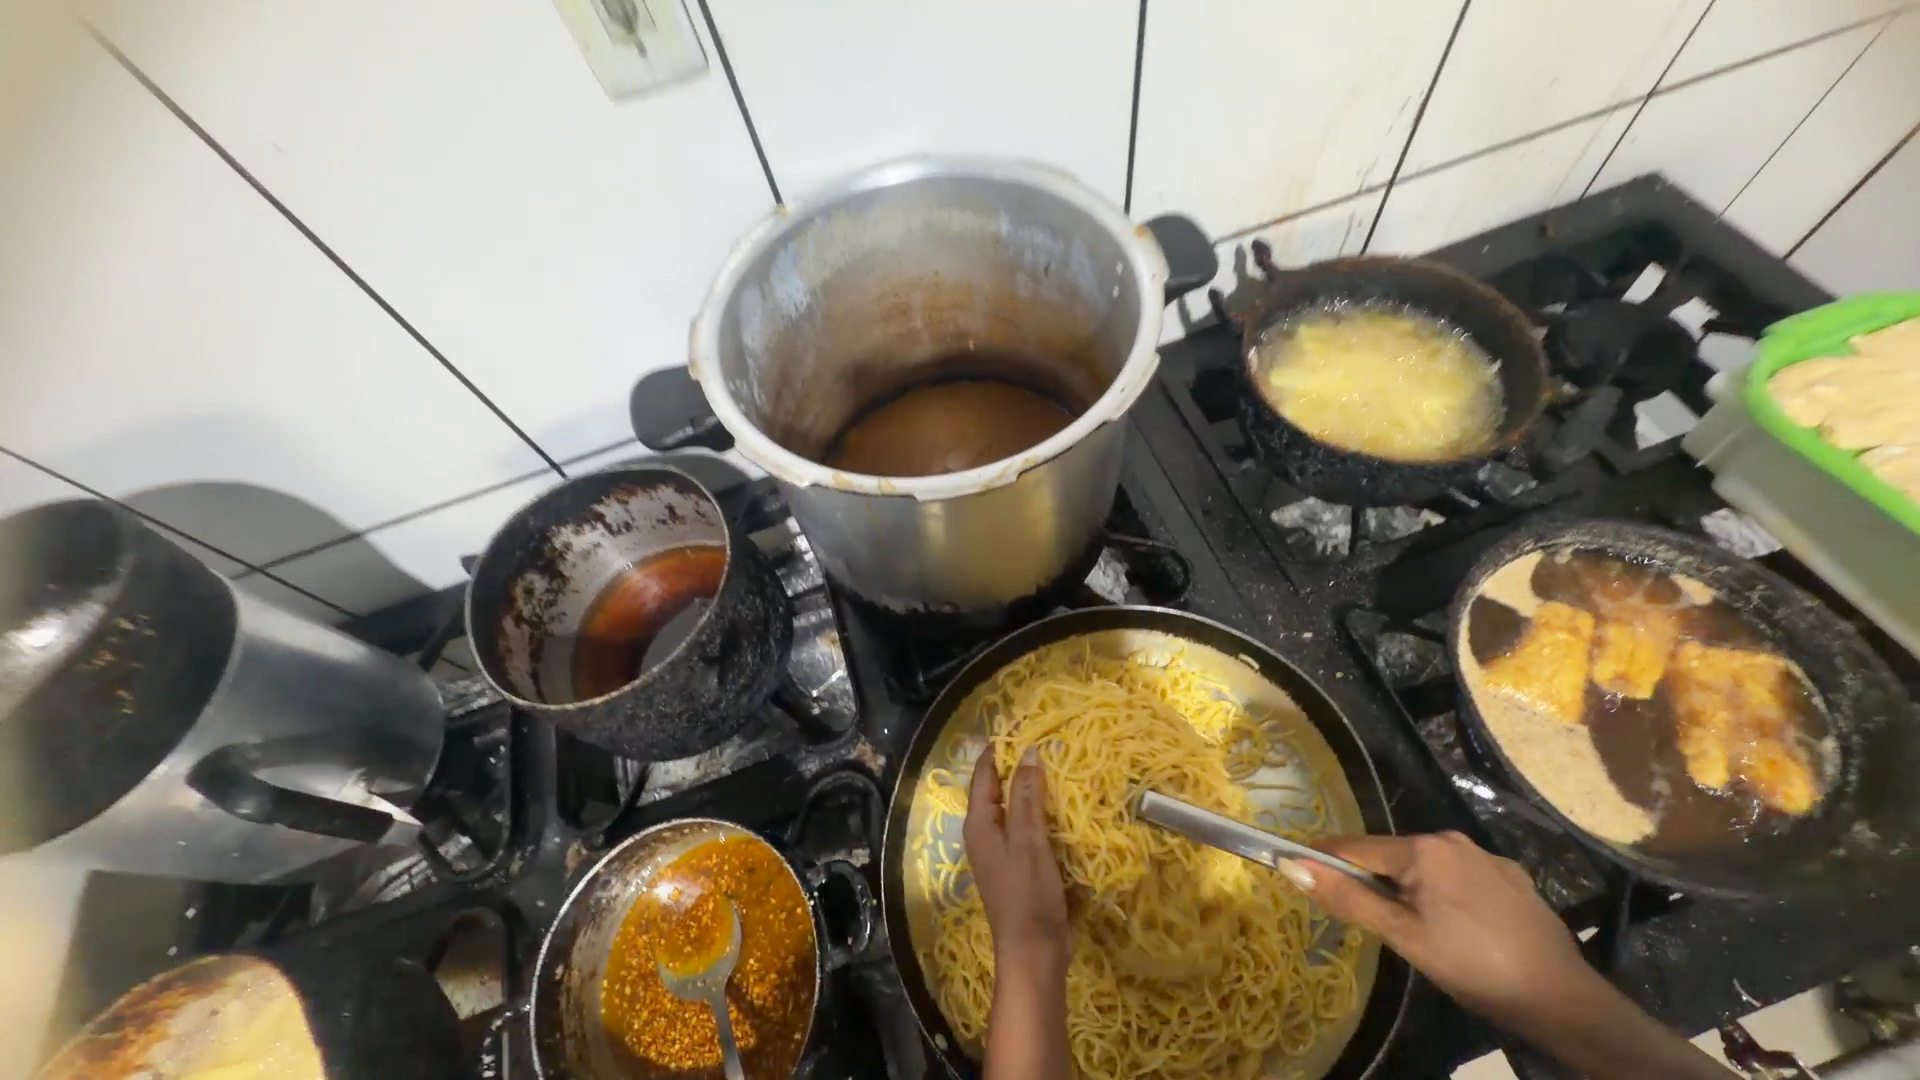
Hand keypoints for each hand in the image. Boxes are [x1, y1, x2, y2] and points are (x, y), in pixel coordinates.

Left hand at [964, 746, 1069, 970]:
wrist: (1035, 954)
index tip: (1023, 724)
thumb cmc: (1027, 895)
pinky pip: (1031, 829)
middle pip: (999, 789)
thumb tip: (1029, 751)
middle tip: (1046, 739)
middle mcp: (987, 834)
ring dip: (1033, 789)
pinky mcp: (1023, 867)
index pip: (985, 773)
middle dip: (1019, 765)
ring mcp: (1004, 852)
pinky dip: (1044, 814)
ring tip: (1059, 764)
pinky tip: (1066, 807)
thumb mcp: (1029, 840)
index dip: (1001, 748)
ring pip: (1016, 808)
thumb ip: (1027, 795)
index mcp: (980, 824)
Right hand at [1293, 831, 1590, 1028]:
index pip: (1353, 846)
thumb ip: (1348, 898)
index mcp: (1422, 848)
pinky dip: (1445, 894)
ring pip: (1426, 866)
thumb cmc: (1473, 966)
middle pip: (1390, 855)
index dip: (1324, 860)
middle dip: (1371, 880)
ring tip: (1413, 928)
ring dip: (1408, 887)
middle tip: (1367, 920)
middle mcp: (1451, 840)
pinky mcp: (1512, 878)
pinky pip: (1459, 876)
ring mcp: (1486, 857)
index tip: (1300, 874)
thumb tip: (1292, 865)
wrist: (1566, 1001)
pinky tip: (1458, 927)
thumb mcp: (1403, 936)